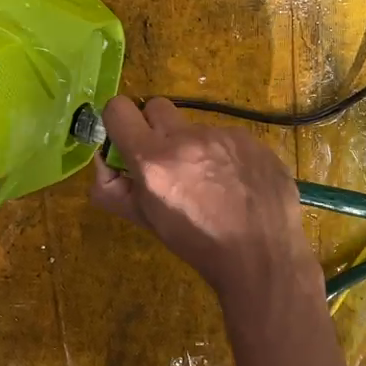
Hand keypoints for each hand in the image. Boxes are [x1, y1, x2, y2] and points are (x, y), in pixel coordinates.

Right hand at [92, 97, 317, 297]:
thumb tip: (103, 161)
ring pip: (195, 127)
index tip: (127, 141)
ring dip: (195, 147)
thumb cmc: (196, 244)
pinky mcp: (252, 139)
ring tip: (212, 184)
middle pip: (156, 107)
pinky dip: (227, 155)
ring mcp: (223, 134)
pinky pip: (228, 137)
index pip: (118, 108)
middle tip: (168, 162)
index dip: (119, 122)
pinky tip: (238, 185)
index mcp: (152, 159)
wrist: (263, 258)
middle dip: (156, 129)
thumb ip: (111, 189)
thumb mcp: (144, 221)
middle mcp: (185, 137)